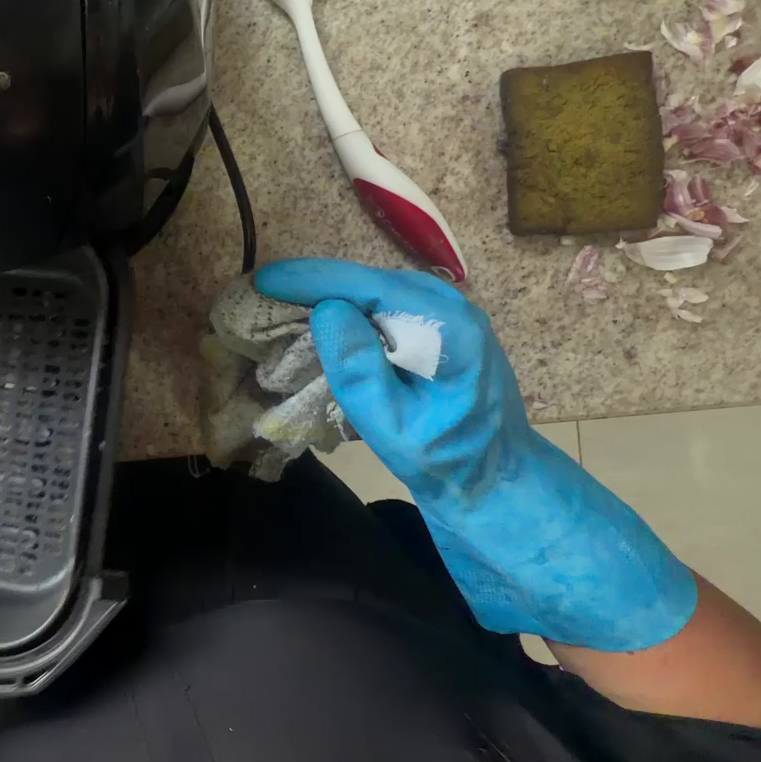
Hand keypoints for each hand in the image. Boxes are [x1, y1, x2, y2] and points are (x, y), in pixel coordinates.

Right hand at [254, 259, 696, 651]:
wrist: (497, 483)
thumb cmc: (444, 459)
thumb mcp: (393, 425)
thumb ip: (358, 367)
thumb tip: (326, 311)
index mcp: (444, 325)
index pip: (365, 284)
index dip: (310, 278)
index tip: (263, 279)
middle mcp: (450, 308)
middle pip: (368, 280)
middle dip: (314, 284)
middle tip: (263, 294)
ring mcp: (448, 319)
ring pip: (374, 293)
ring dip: (328, 297)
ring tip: (281, 306)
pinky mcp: (439, 334)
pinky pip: (383, 310)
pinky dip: (346, 313)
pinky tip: (319, 325)